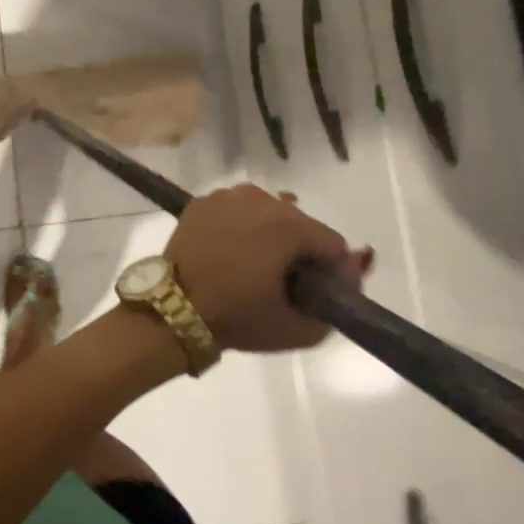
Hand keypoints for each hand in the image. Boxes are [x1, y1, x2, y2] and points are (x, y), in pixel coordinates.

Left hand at [165, 185, 372, 352]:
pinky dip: (243, 227)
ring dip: (273, 236)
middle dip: (302, 252)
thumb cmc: (237, 317)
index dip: (335, 272)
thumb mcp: (296, 328)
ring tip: (258, 266)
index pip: (333, 245)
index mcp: (289, 224)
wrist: (173, 308)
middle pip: (301, 225)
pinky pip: (238, 211)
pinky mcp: (203, 201)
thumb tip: (350, 281)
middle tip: (287, 283)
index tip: (321, 295)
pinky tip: (233, 252)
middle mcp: (261, 199)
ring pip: (269, 213)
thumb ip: (335, 307)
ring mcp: (228, 196)